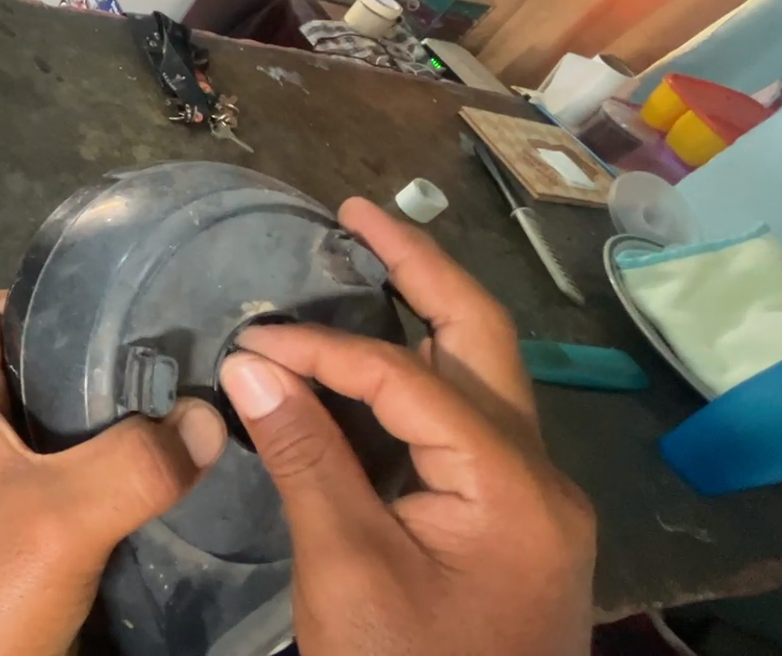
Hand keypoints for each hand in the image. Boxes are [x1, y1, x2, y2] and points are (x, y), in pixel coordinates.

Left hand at [0, 291, 226, 655]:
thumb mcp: (65, 514)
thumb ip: (135, 464)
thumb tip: (207, 416)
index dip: (43, 294)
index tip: (109, 289)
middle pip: (30, 357)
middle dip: (86, 344)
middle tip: (156, 337)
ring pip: (51, 409)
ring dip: (98, 399)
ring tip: (165, 384)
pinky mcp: (21, 507)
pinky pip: (63, 455)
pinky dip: (99, 445)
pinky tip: (148, 447)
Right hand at [219, 198, 595, 655]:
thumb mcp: (347, 569)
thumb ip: (305, 455)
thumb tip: (248, 364)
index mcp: (508, 486)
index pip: (402, 378)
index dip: (317, 350)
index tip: (249, 344)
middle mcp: (533, 473)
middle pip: (479, 335)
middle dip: (417, 263)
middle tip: (354, 211)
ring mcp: (522, 492)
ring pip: (476, 366)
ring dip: (421, 302)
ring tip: (365, 250)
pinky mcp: (497, 509)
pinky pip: (455, 409)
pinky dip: (409, 361)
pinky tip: (367, 345)